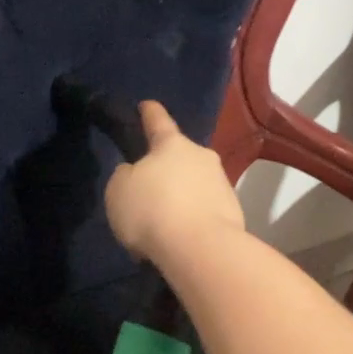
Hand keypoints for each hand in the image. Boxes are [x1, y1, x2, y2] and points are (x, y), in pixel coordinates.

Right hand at [105, 101, 245, 262]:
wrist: (200, 248)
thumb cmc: (152, 210)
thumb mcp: (119, 190)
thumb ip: (126, 176)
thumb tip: (136, 175)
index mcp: (171, 144)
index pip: (158, 120)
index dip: (149, 112)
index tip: (146, 104)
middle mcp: (201, 156)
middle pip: (180, 156)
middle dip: (166, 167)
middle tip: (149, 187)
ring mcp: (221, 183)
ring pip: (194, 184)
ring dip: (180, 197)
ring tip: (161, 222)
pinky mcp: (233, 212)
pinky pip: (204, 210)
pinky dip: (192, 219)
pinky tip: (179, 238)